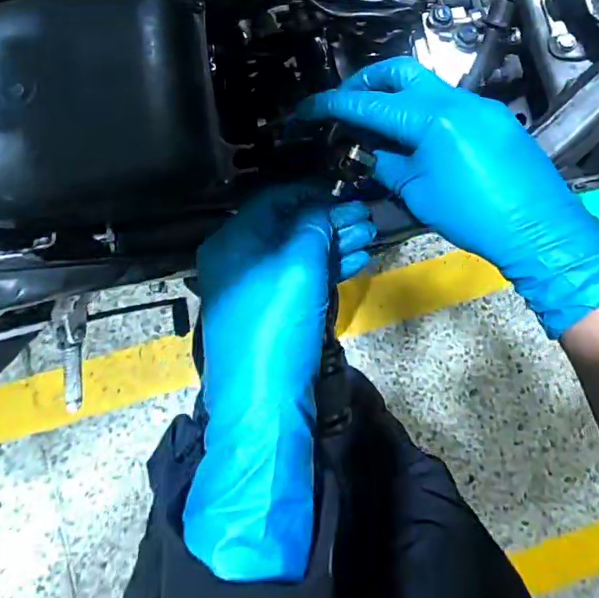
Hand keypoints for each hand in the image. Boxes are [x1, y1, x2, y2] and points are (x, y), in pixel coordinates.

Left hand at [183, 185, 373, 581]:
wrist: (263, 404)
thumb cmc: (275, 325)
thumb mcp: (298, 265)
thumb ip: (313, 225)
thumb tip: (328, 206)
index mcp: (231, 241)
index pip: (273, 200)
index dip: (312, 193)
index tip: (346, 195)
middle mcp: (235, 261)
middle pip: (286, 226)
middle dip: (329, 221)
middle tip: (366, 220)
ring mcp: (251, 290)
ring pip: (295, 254)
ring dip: (332, 244)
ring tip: (368, 239)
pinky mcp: (269, 315)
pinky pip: (297, 280)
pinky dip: (324, 270)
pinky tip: (353, 264)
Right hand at [297, 57, 598, 337]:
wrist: (540, 231)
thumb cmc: (474, 217)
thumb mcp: (415, 191)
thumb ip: (384, 163)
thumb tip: (363, 150)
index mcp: (431, 120)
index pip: (369, 105)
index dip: (333, 105)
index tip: (309, 108)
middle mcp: (456, 101)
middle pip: (398, 71)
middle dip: (365, 82)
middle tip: (345, 103)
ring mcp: (479, 105)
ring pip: (424, 84)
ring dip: (393, 95)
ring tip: (375, 122)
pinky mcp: (492, 117)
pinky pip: (446, 101)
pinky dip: (420, 109)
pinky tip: (412, 135)